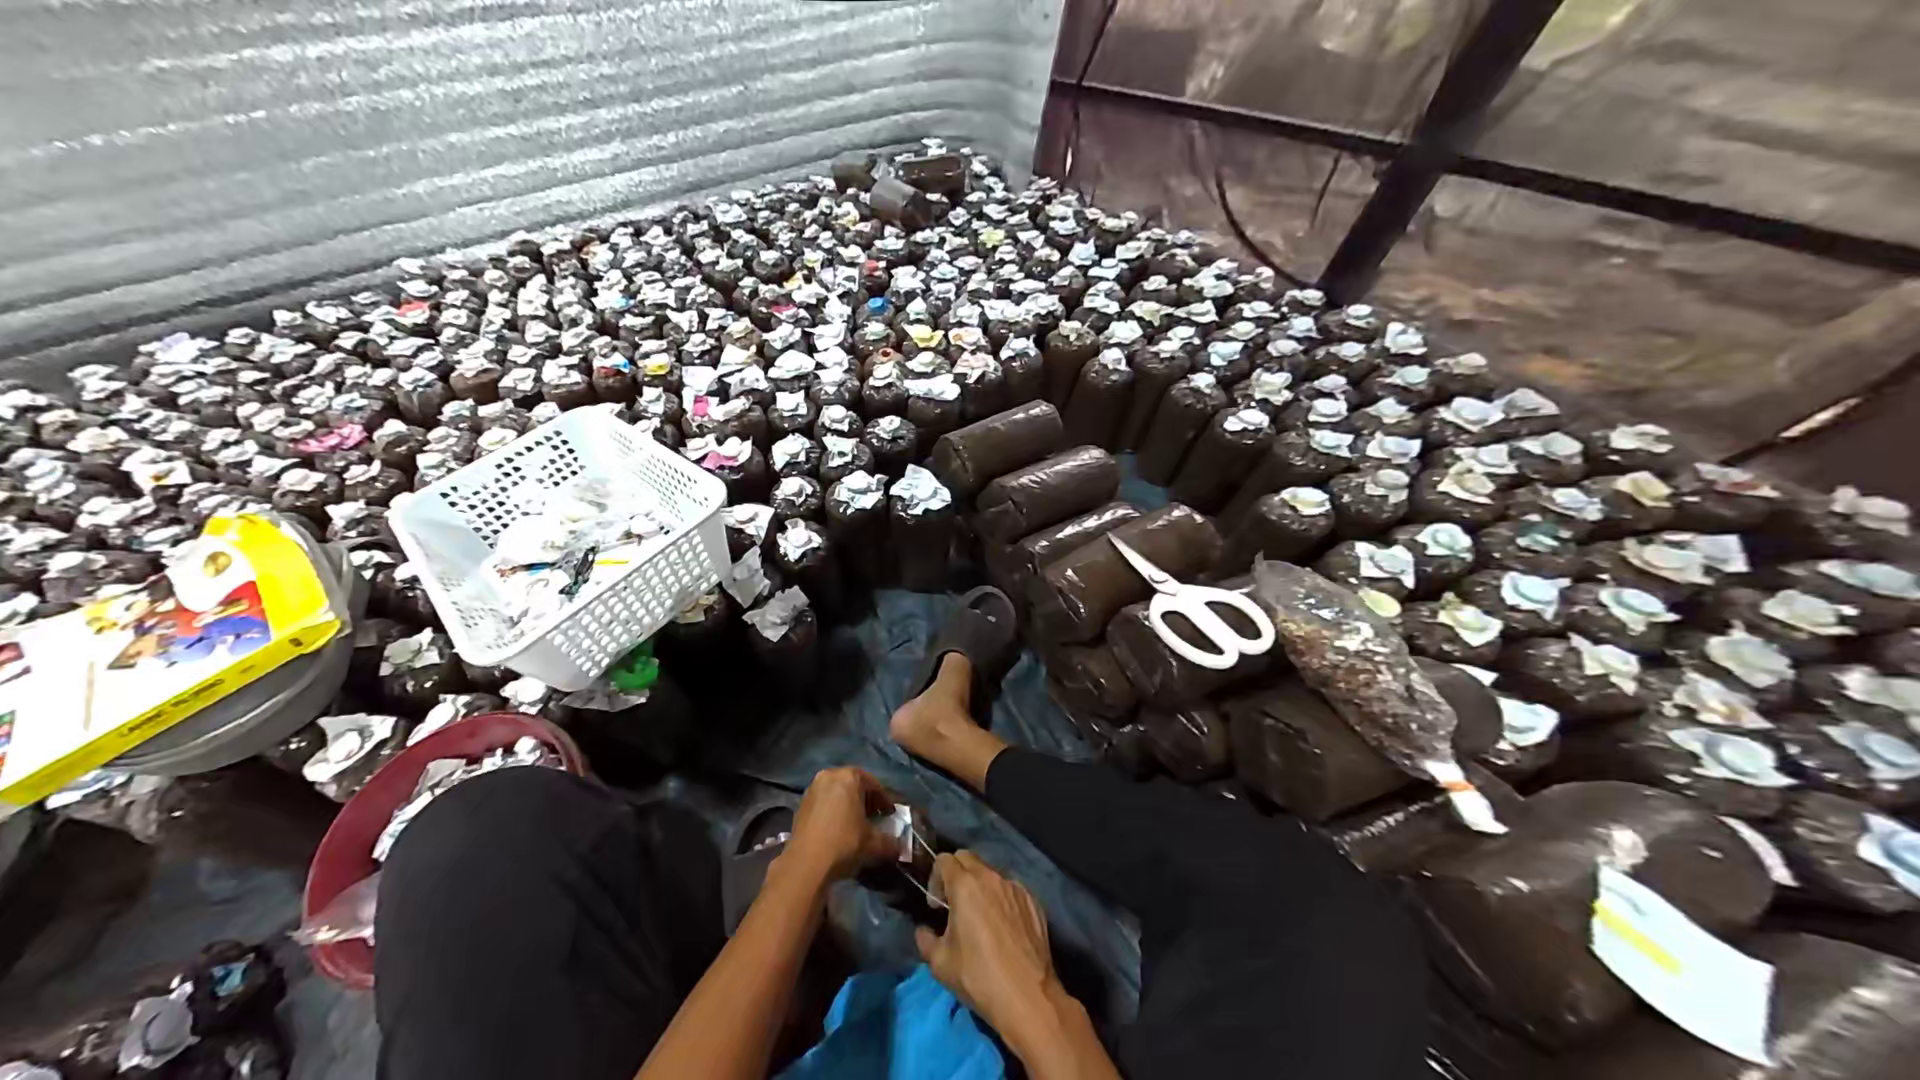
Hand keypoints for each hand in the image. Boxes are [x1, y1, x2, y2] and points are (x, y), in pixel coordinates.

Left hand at [782, 767, 899, 882]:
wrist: (806, 865)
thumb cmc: (845, 844)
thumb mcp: (874, 844)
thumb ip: (891, 842)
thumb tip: (900, 847)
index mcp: (849, 777)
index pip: (874, 784)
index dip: (884, 800)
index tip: (889, 815)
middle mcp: (829, 776)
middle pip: (854, 784)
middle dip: (865, 800)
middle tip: (874, 817)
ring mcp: (812, 789)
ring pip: (837, 792)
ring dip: (848, 804)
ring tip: (855, 824)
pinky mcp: (800, 804)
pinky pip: (823, 802)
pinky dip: (832, 810)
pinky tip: (837, 829)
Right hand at [915, 852, 1060, 1038]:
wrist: (1027, 997)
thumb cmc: (978, 977)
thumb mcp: (939, 963)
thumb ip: (925, 939)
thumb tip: (924, 931)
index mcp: (965, 885)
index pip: (944, 859)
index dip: (935, 879)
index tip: (937, 907)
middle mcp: (992, 877)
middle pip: (968, 858)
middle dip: (956, 875)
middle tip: (955, 905)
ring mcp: (1016, 887)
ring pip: (991, 873)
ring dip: (980, 887)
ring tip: (981, 918)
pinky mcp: (1034, 901)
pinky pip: (1011, 889)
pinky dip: (1002, 899)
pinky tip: (1003, 929)